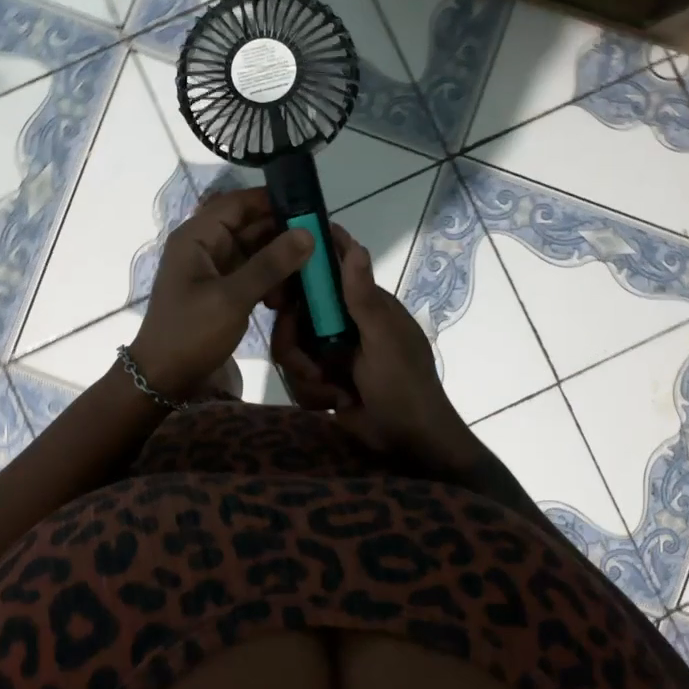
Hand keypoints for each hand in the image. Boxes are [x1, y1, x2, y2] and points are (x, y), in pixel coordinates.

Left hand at [130, 188, 311, 400]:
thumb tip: (307, 233)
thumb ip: (270, 264)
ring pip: (255, 250)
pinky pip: (252, 272)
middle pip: (250, 225)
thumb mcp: (233, 298)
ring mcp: (212, 267)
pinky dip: (269, 280)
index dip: (272, 201)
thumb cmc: (191, 333)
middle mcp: (204, 244)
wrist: (162, 378)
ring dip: (278, 263)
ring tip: (302, 281)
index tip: (311, 209)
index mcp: (197, 236)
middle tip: (319, 248)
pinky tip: (283, 300)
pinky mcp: (221, 288)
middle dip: (283, 236)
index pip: (238, 202)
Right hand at [271, 224, 479, 466]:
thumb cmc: (404, 384)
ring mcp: (330, 350)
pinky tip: (336, 402)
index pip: (327, 270)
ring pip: (290, 348)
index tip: (279, 290)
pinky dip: (313, 393)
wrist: (409, 443)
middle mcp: (342, 321)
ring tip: (331, 391)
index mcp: (363, 303)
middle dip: (295, 343)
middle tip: (307, 364)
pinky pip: (296, 376)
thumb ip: (363, 296)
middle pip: (294, 314)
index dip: (300, 272)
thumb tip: (355, 245)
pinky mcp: (322, 378)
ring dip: (307, 375)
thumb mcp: (383, 339)